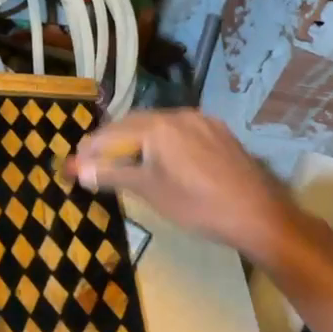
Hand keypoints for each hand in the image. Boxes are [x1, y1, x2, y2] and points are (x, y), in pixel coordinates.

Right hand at [68, 109, 305, 260]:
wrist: (259, 216)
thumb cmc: (198, 206)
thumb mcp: (148, 191)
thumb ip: (110, 175)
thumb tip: (75, 170)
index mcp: (157, 127)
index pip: (110, 134)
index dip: (89, 150)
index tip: (73, 164)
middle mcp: (178, 115)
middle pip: (132, 124)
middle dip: (110, 142)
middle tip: (94, 163)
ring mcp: (201, 121)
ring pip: (156, 125)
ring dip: (135, 140)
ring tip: (123, 162)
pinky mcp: (218, 132)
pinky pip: (178, 130)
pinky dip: (161, 142)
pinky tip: (159, 160)